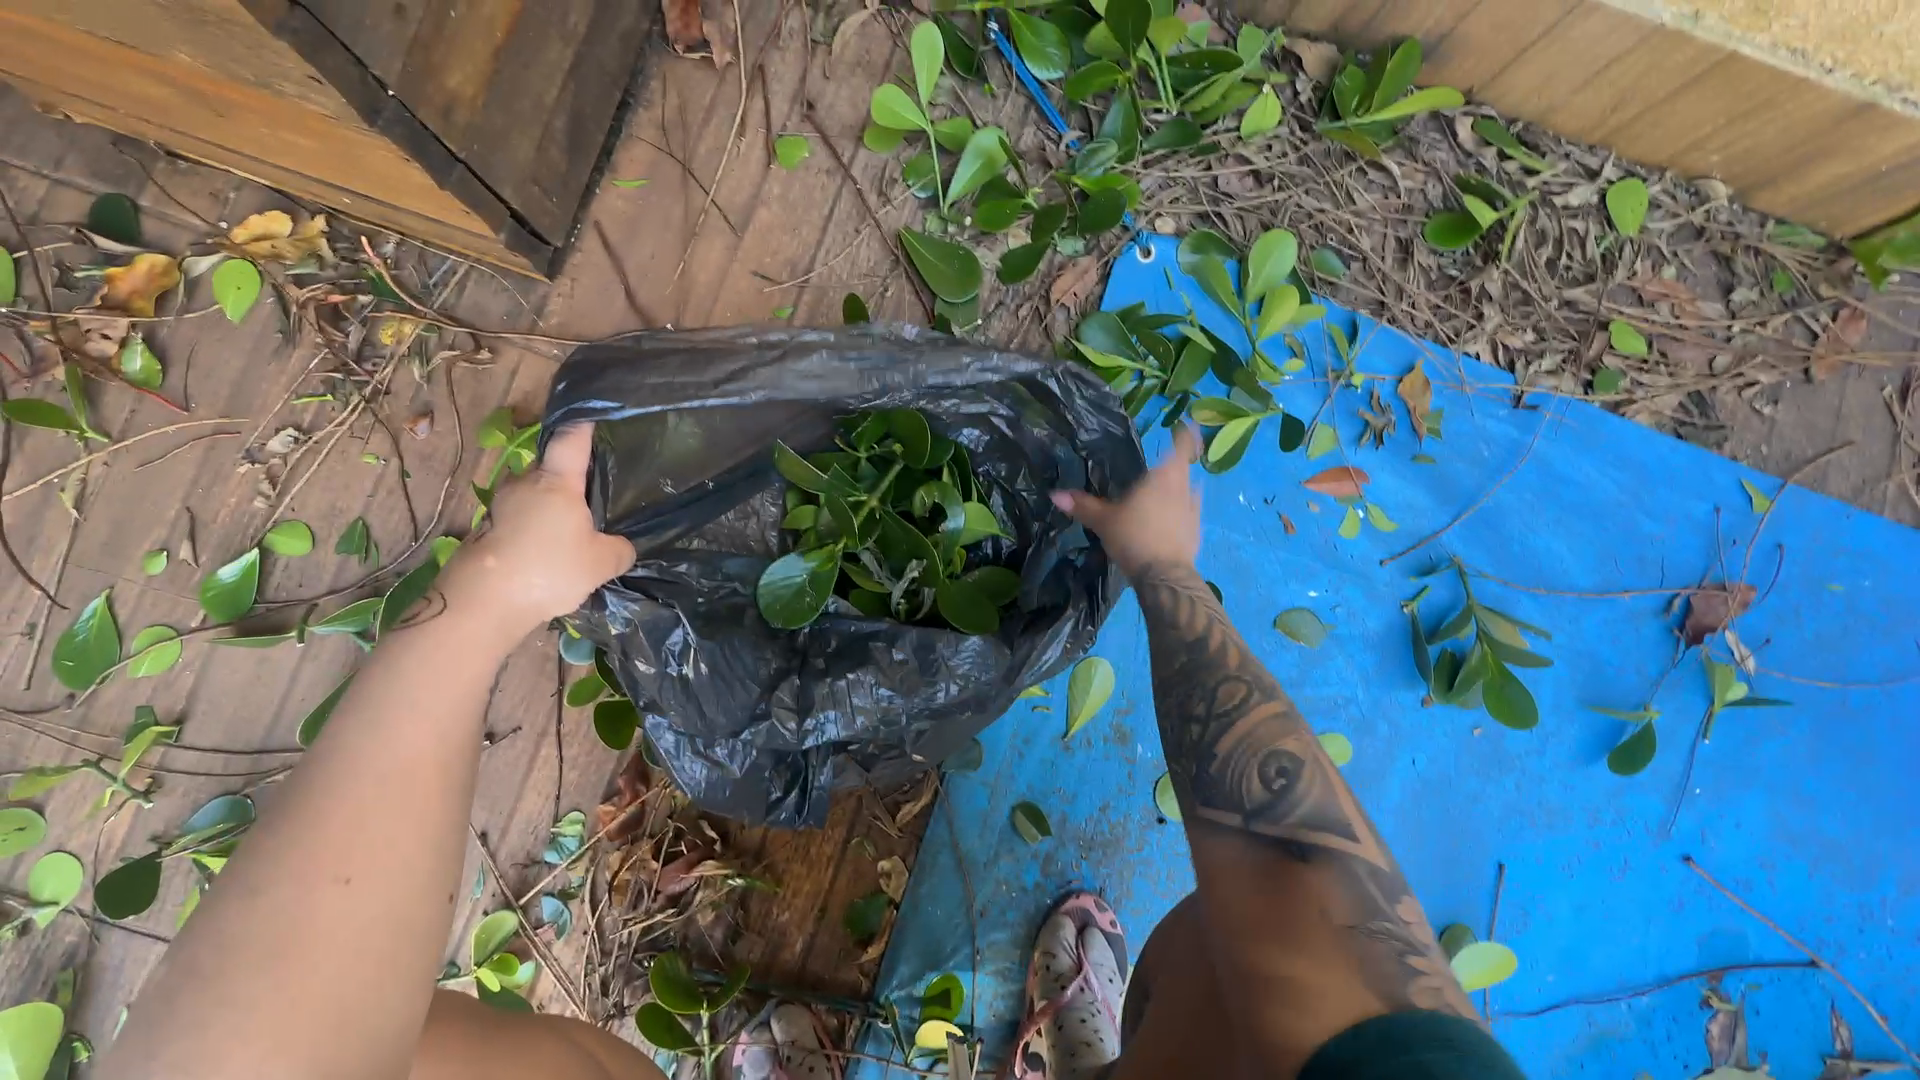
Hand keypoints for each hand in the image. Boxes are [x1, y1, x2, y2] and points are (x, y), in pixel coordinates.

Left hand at [439, 423, 633, 635]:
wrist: (483, 602)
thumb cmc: (549, 569)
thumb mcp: (603, 563)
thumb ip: (619, 549)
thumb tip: (622, 546)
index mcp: (556, 482)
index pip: (572, 440)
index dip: (584, 425)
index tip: (593, 413)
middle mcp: (525, 484)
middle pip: (550, 471)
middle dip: (569, 480)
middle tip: (593, 495)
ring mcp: (501, 507)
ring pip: (534, 497)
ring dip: (551, 509)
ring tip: (574, 530)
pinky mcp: (488, 531)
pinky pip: (521, 521)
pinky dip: (536, 530)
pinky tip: (551, 554)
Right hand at [1051, 424, 1200, 578]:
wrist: (1164, 576)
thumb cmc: (1134, 537)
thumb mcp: (1103, 521)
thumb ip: (1082, 505)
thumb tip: (1054, 494)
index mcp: (1164, 476)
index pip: (1183, 446)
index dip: (1185, 434)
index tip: (1182, 425)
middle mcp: (1184, 488)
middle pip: (1184, 468)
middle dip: (1174, 465)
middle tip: (1157, 468)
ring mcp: (1194, 510)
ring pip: (1188, 491)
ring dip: (1179, 489)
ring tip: (1162, 494)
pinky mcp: (1196, 532)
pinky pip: (1188, 514)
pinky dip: (1180, 513)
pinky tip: (1167, 522)